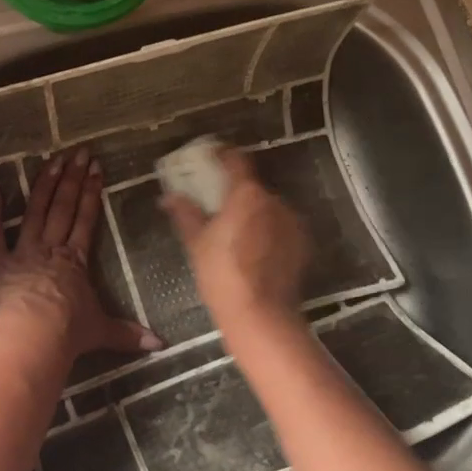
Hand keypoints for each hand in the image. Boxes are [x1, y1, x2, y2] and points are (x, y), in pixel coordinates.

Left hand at [0, 148, 162, 363]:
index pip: (86, 219)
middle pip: (63, 207)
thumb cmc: (70, 333)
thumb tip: (161, 345)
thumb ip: (128, 334)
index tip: (96, 168)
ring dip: (43, 185)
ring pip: (35, 212)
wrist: (35, 338)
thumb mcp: (103, 332)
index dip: (91, 192)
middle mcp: (51, 248)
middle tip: (78, 152)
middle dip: (72, 178)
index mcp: (76, 260)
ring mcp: (23, 252)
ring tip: (50, 160)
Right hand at [162, 146, 307, 329]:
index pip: (236, 160)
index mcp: (246, 193)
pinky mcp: (302, 243)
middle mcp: (274, 200)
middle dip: (237, 192)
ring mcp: (292, 221)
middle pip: (253, 186)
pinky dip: (269, 230)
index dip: (223, 155)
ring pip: (269, 207)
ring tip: (237, 233)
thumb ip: (185, 213)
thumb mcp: (196, 243)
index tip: (211, 157)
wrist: (260, 315)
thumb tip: (168, 197)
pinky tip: (255, 250)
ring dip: (254, 212)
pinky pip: (281, 227)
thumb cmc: (221, 274)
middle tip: (219, 206)